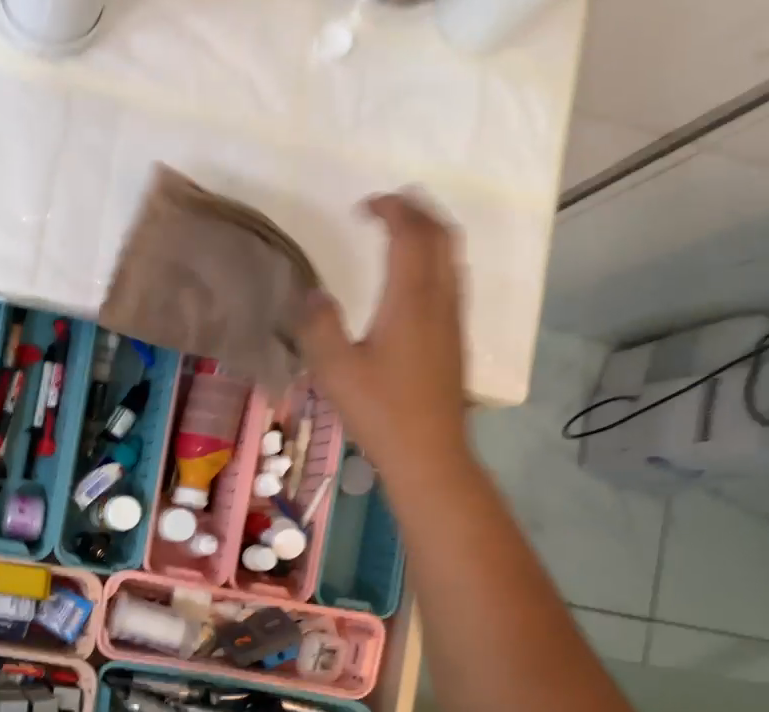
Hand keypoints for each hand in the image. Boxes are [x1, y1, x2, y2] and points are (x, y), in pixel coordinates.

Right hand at [296, 192, 472, 482]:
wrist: (430, 451)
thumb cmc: (380, 411)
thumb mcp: (335, 371)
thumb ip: (320, 326)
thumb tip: (312, 293)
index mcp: (410, 301)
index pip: (409, 235)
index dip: (391, 210)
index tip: (365, 205)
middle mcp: (439, 299)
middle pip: (440, 235)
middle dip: (417, 210)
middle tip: (389, 203)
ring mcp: (454, 318)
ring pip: (453, 255)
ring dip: (431, 231)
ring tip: (405, 226)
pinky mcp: (456, 337)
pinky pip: (453, 277)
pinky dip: (437, 257)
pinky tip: (417, 275)